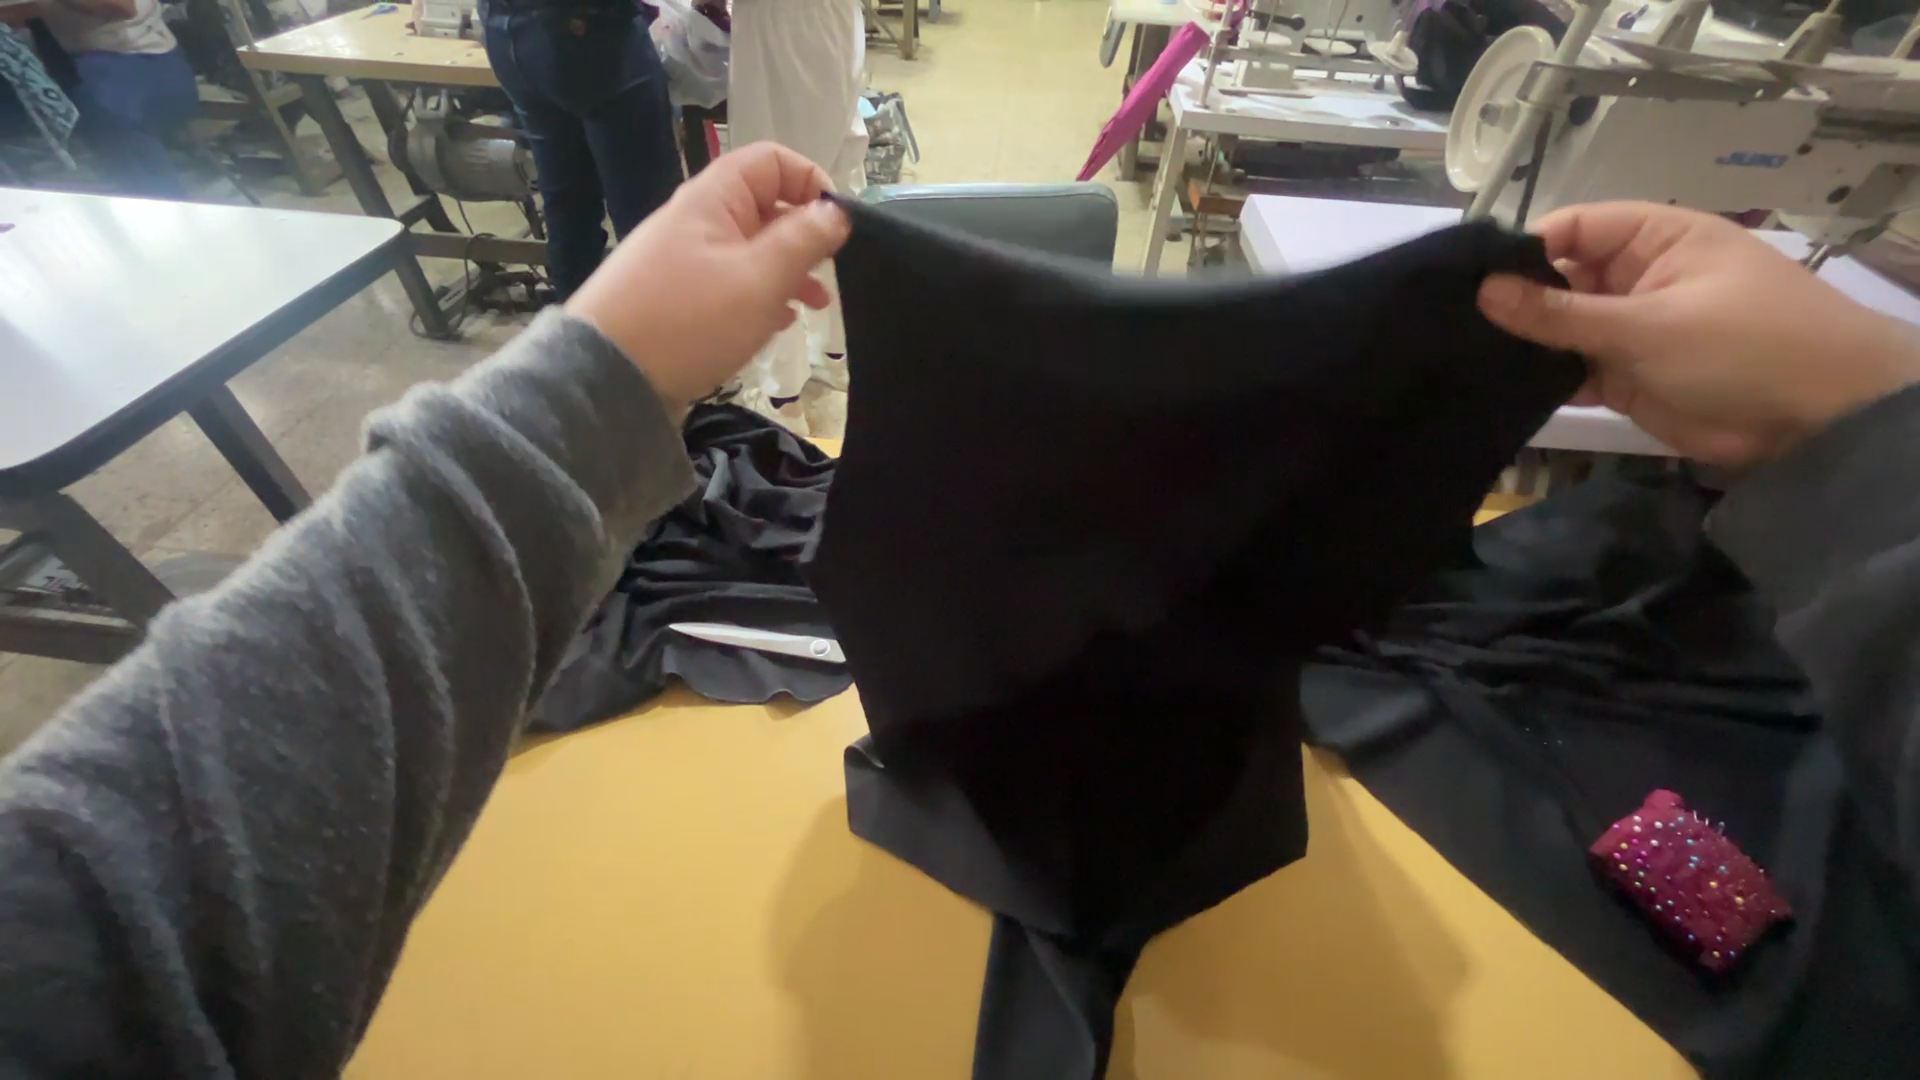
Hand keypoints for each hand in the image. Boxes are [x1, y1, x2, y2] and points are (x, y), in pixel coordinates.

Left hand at [566, 142, 850, 411]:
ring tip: (815, 307)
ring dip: (790, 272)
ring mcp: (690, 258)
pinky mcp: (684, 295)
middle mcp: (701, 219)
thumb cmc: (691, 320)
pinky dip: (764, 296)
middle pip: (767, 207)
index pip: (774, 161)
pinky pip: (736, 282)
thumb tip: (837, 212)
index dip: (812, 183)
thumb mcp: (760, 279)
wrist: (612, 375)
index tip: (839, 228)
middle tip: (832, 275)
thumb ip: (804, 241)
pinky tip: (778, 322)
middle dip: (807, 237)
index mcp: (715, 199)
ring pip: (755, 249)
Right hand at [1476, 202, 1919, 465]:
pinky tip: (1488, 384)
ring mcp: (1623, 328)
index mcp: (1656, 242)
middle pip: (1556, 278)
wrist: (1812, 423)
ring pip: (1553, 327)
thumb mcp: (1645, 324)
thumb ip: (1558, 313)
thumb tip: (1482, 291)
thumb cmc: (1743, 348)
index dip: (1524, 249)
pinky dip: (1532, 376)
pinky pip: (1561, 367)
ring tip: (1458, 353)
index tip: (1469, 281)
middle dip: (1510, 300)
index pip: (1574, 228)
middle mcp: (1634, 279)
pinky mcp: (1614, 374)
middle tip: (1449, 322)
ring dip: (1516, 341)